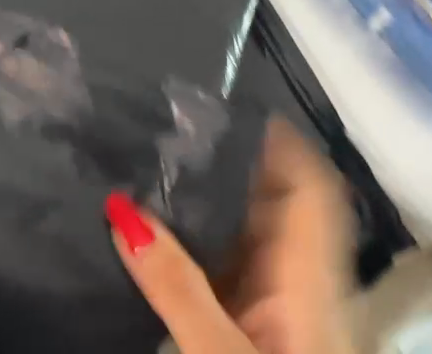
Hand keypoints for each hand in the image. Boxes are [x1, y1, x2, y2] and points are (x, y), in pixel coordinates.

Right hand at [106, 119, 355, 353]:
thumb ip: (176, 286)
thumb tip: (120, 207)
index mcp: (311, 284)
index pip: (311, 189)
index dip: (281, 141)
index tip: (229, 102)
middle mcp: (300, 288)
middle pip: (271, 203)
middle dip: (223, 160)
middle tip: (162, 120)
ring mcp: (278, 313)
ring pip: (243, 235)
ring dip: (202, 199)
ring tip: (143, 156)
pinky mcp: (252, 332)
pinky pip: (223, 266)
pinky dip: (190, 238)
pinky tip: (147, 228)